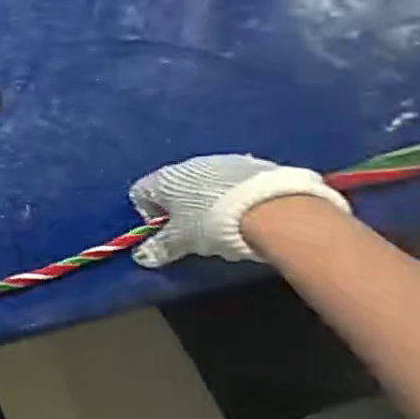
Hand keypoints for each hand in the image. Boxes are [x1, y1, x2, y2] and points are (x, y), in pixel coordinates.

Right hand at [128, 154, 349, 266]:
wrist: (279, 210)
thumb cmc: (212, 224)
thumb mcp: (181, 242)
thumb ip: (159, 248)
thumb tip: (141, 257)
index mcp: (163, 180)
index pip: (140, 194)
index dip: (149, 214)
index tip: (166, 231)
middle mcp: (190, 164)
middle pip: (175, 186)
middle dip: (181, 206)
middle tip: (195, 229)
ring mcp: (227, 161)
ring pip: (208, 183)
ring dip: (210, 199)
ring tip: (227, 221)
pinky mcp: (260, 164)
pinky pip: (239, 181)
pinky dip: (238, 195)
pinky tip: (251, 212)